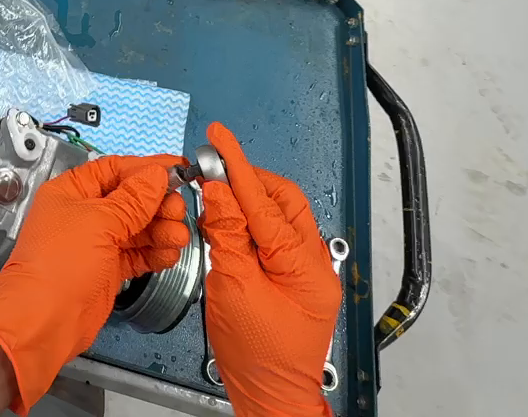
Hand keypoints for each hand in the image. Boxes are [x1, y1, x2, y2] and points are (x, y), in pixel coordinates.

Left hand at [0, 154, 188, 413]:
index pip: (113, 169)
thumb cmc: (61, 261)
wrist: (45, 319)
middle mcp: (83, 212)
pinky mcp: (107, 269)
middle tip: (179, 209)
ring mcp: (96, 242)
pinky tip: (170, 253)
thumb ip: (132, 200)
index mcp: (72, 190)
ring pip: (135, 227)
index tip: (177, 169)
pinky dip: (154, 253)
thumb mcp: (99, 222)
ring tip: (180, 236)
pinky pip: (135, 254)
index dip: (145, 168)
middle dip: (156, 202)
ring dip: (160, 229)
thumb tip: (156, 174)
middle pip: (128, 198)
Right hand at [199, 122, 340, 416]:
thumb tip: (218, 189)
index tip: (218, 136)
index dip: (236, 164)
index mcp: (303, 264)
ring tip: (215, 193)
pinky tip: (227, 221)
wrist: (270, 396)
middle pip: (282, 198)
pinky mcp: (294, 276)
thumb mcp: (232, 286)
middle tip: (213, 167)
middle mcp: (313, 261)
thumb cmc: (256, 352)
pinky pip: (273, 232)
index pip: (263, 200)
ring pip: (279, 212)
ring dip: (247, 197)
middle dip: (247, 178)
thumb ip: (226, 233)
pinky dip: (249, 218)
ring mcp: (306, 269)